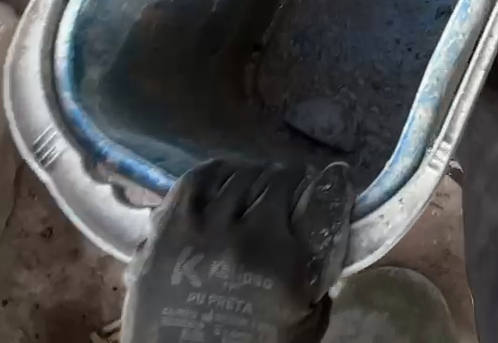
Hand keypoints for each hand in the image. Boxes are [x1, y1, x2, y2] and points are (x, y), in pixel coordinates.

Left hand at [123, 160, 351, 342]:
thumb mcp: (306, 321)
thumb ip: (322, 270)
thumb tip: (335, 215)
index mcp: (279, 262)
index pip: (316, 196)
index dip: (325, 181)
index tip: (326, 181)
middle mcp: (239, 240)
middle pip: (274, 180)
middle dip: (286, 182)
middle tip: (288, 193)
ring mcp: (196, 235)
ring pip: (236, 176)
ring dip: (253, 177)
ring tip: (255, 188)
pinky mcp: (163, 235)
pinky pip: (194, 183)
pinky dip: (214, 176)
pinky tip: (223, 183)